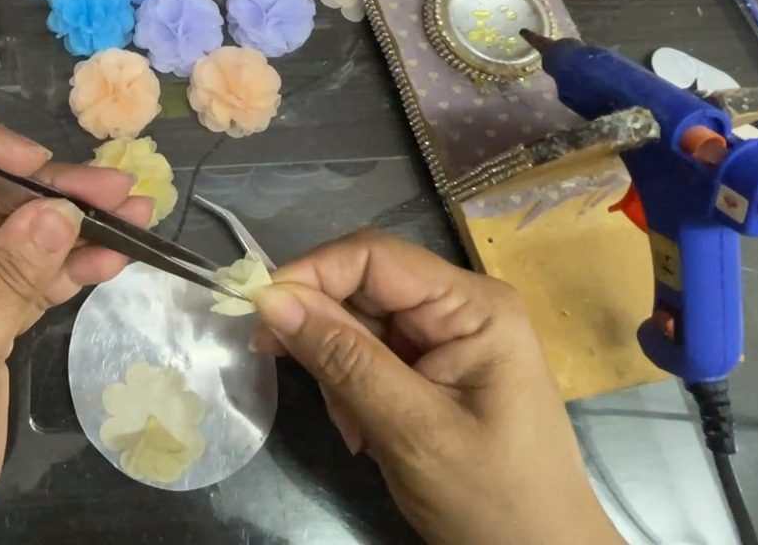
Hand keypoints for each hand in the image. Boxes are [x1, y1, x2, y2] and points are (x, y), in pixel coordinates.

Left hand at [0, 121, 149, 544]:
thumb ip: (4, 283)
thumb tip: (58, 211)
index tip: (36, 162)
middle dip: (47, 187)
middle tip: (113, 186)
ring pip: (18, 231)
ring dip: (73, 221)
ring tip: (134, 209)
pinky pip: (34, 275)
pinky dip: (73, 265)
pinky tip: (116, 256)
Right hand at [251, 230, 623, 544]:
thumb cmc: (494, 502)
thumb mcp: (412, 431)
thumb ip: (341, 358)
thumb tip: (267, 297)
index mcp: (472, 305)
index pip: (372, 256)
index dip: (312, 272)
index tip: (263, 312)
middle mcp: (457, 303)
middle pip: (359, 283)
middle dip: (323, 330)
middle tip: (298, 378)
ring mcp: (444, 332)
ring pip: (354, 317)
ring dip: (335, 366)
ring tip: (351, 426)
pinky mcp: (430, 360)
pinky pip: (366, 348)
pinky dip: (348, 383)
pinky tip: (361, 427)